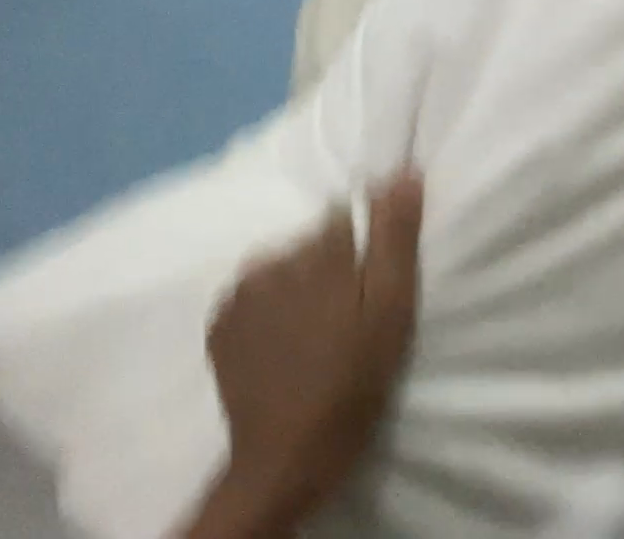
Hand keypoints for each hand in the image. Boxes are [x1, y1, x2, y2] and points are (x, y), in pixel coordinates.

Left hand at [186, 171, 424, 537]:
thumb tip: (403, 171)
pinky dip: (275, 304)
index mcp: (319, 250)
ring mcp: (238, 293)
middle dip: (337, 258)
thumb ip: (395, 235)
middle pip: (315, 237)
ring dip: (304, 280)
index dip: (371, 234)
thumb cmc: (357, 374)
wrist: (289, 452)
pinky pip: (255, 292)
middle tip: (357, 303)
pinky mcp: (219, 324)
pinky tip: (291, 336)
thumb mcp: (394, 304)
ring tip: (324, 323)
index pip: (348, 210)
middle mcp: (271, 260)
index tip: (380, 267)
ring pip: (284, 263)